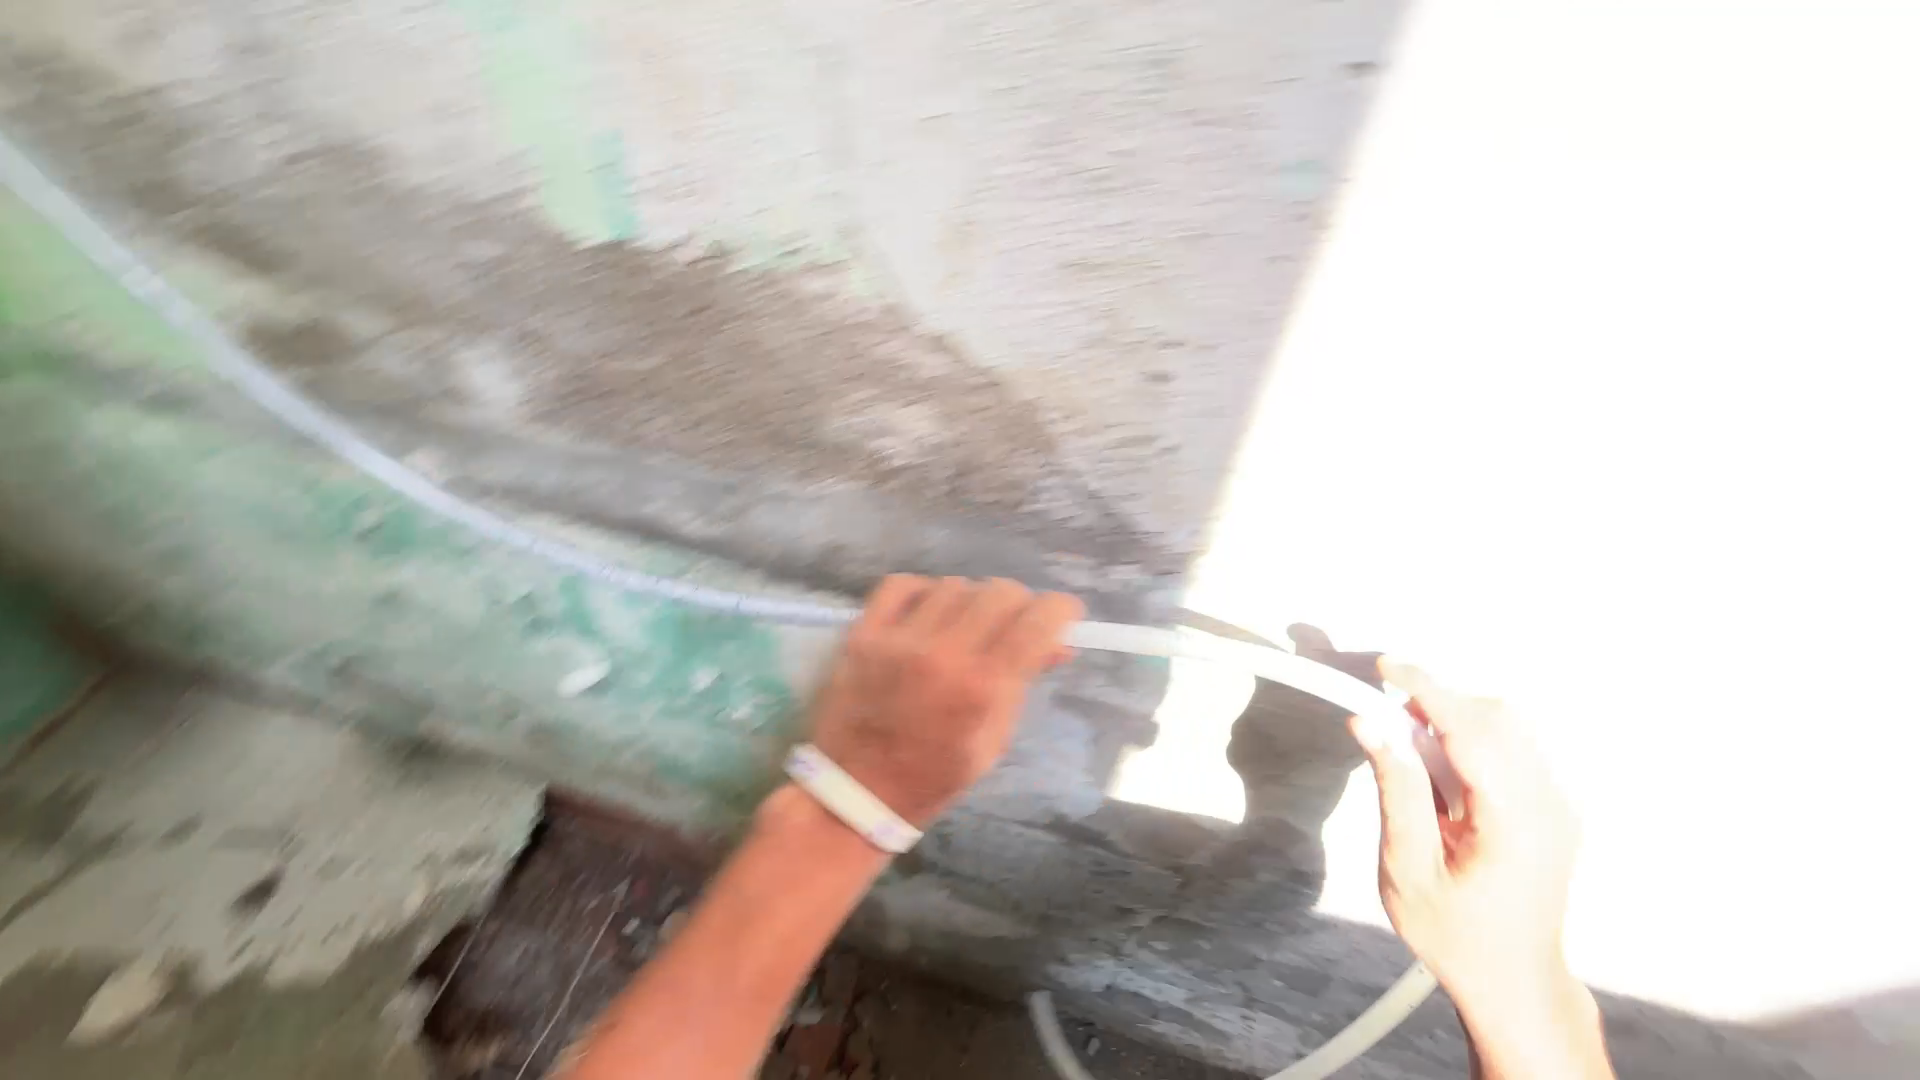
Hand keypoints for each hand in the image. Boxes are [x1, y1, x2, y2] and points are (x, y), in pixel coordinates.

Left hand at [808, 576, 1083, 826]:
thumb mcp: (993, 742)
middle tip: (1014, 624)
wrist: (856, 792)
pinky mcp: (863, 634)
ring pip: (954, 585)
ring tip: (966, 625)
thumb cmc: (934, 777)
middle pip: (999, 592)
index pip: (1037, 621)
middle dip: (1019, 604)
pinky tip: (929, 610)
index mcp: (982, 689)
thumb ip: (1023, 685)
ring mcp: (899, 640)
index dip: (1060, 610)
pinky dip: (923, 590)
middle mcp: (944, 655)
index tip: (1062, 614)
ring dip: (971, 600)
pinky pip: (901, 584)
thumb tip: (1057, 645)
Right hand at [1350, 659, 1580, 1003]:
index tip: (1386, 667)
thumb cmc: (1455, 936)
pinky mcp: (1551, 808)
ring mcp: (1557, 806)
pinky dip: (1468, 745)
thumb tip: (1370, 727)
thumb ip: (1394, 791)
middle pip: (1496, 719)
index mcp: (1514, 823)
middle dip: (1437, 707)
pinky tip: (1443, 786)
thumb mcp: (1407, 868)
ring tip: (1415, 767)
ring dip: (1452, 726)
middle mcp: (1548, 806)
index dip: (1425, 690)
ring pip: (1507, 729)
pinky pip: (1511, 750)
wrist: (1514, 982)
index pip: (1471, 731)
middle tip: (1389, 732)